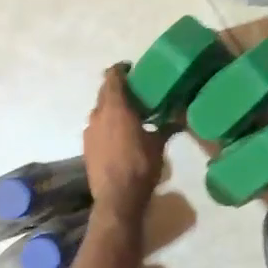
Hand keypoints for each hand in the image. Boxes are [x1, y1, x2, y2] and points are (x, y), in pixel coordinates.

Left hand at [84, 65, 164, 222]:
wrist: (117, 198)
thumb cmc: (140, 166)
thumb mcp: (158, 145)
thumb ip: (166, 128)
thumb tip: (180, 118)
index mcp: (115, 107)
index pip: (112, 77)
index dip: (121, 69)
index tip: (133, 69)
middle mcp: (98, 114)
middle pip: (104, 92)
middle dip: (118, 89)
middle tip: (136, 92)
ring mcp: (89, 131)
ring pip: (99, 111)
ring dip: (112, 108)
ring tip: (129, 115)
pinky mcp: (87, 147)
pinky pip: (97, 127)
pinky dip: (107, 125)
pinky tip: (120, 136)